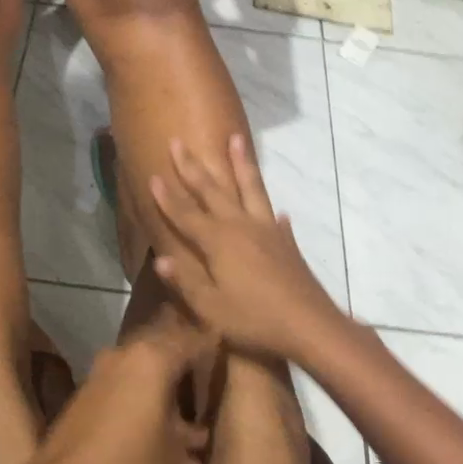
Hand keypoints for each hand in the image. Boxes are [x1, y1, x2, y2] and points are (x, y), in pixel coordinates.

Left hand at [36, 308, 211, 463]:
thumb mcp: (173, 455)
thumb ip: (190, 436)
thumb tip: (199, 434)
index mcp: (154, 358)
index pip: (195, 340)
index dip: (214, 348)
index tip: (228, 358)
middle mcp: (127, 353)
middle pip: (165, 346)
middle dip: (186, 362)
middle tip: (207, 379)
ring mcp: (103, 371)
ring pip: (142, 367)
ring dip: (161, 383)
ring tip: (184, 411)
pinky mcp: (86, 392)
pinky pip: (124, 384)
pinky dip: (141, 397)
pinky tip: (154, 424)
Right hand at [149, 135, 348, 361]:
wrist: (309, 324)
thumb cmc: (254, 320)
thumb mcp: (211, 308)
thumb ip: (185, 282)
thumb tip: (160, 260)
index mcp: (218, 242)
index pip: (186, 214)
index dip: (168, 197)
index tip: (154, 175)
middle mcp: (240, 226)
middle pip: (213, 190)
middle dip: (193, 167)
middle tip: (179, 142)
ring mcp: (267, 230)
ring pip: (250, 188)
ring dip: (240, 163)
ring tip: (236, 138)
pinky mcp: (286, 241)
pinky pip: (274, 216)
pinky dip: (271, 209)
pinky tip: (276, 210)